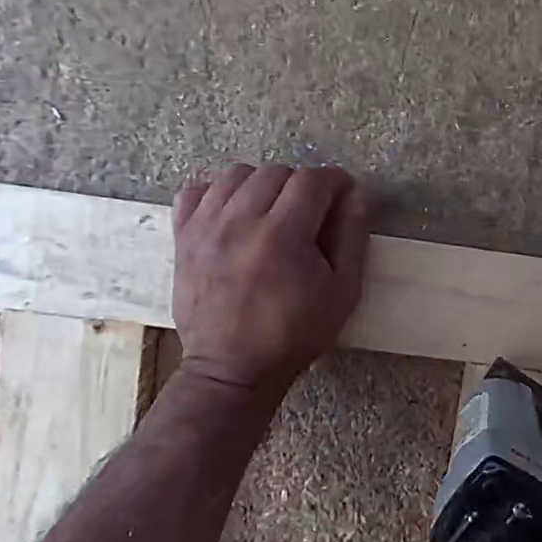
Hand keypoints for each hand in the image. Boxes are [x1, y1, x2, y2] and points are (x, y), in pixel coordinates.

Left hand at [171, 163, 371, 400]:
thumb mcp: (344, 289)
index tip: (345, 198)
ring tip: (275, 211)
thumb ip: (353, 235)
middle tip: (314, 213)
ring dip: (264, 184)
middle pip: (276, 172)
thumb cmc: (296, 332)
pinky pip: (196, 191)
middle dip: (303, 185)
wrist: (232, 369)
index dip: (336, 182)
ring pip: (238, 174)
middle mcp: (239, 222)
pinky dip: (220, 193)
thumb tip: (358, 193)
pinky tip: (236, 214)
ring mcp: (204, 228)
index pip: (312, 180)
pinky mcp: (182, 238)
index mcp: (282, 235)